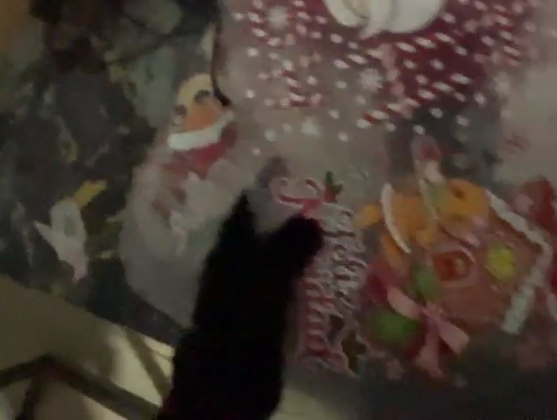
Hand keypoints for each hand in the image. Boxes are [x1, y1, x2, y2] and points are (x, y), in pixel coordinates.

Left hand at [160, 195, 322, 419]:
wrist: (224, 390)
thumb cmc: (239, 330)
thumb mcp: (267, 286)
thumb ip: (288, 251)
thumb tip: (314, 218)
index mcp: (227, 250)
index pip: (246, 206)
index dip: (267, 187)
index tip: (297, 167)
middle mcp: (231, 264)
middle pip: (261, 230)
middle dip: (288, 215)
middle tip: (325, 200)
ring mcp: (243, 291)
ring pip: (272, 256)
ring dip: (296, 245)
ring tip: (332, 232)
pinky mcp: (256, 317)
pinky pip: (281, 285)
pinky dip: (298, 275)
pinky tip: (323, 275)